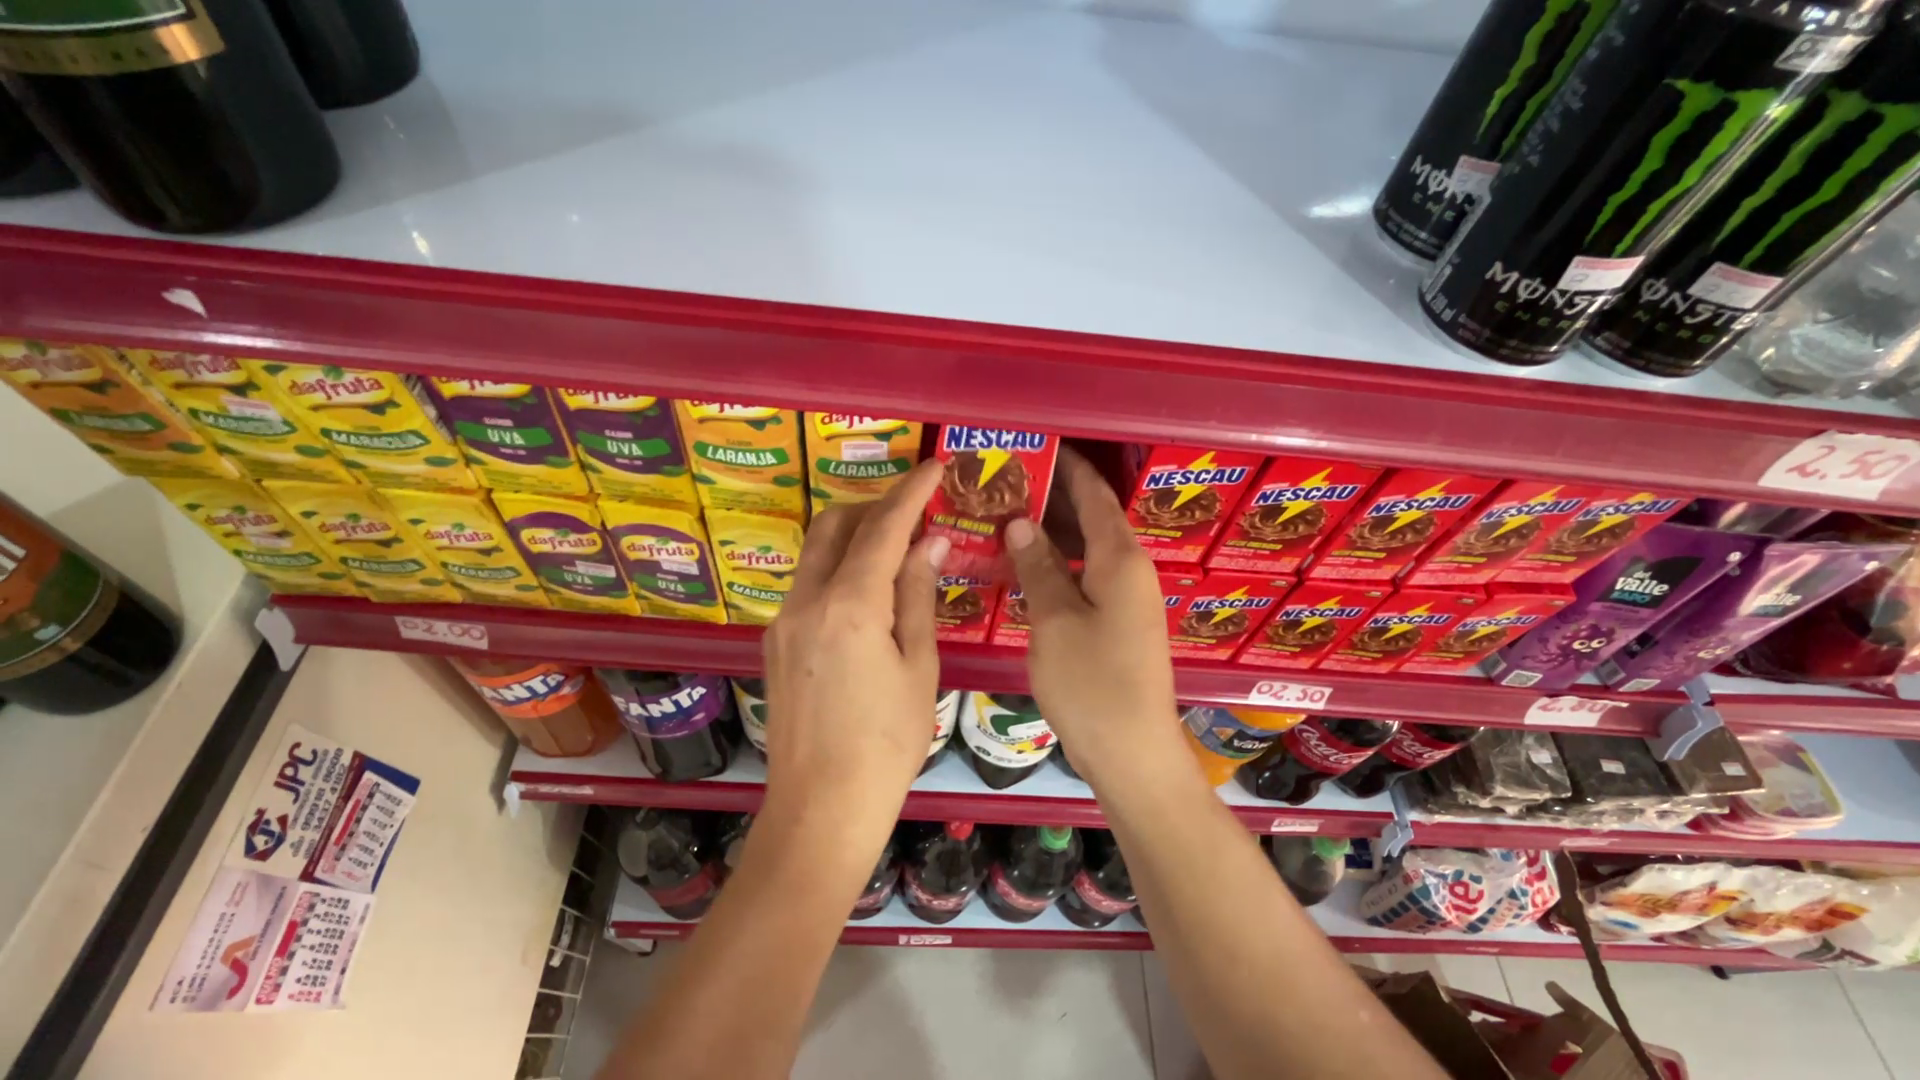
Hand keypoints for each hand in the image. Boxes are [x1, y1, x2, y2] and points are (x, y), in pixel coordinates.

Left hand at [761, 460, 947, 842]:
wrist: (821, 808)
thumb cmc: (886, 743)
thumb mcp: (918, 667)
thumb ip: (916, 595)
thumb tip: (927, 543)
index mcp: (848, 604)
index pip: (882, 527)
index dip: (910, 490)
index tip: (936, 465)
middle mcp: (805, 600)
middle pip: (834, 525)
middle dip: (874, 505)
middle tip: (915, 509)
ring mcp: (782, 622)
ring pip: (815, 553)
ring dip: (852, 537)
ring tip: (895, 549)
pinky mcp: (774, 644)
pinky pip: (807, 586)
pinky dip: (837, 571)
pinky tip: (866, 594)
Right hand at [1005, 448, 1183, 788]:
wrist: (1133, 754)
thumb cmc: (1092, 683)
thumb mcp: (1054, 620)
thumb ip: (1038, 566)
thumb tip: (1021, 521)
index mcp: (1120, 558)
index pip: (1093, 494)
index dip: (1067, 467)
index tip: (1036, 444)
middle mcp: (1130, 571)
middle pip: (1092, 519)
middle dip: (1052, 497)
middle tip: (1004, 481)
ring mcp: (1128, 601)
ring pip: (1087, 551)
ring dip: (1052, 533)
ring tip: (1004, 517)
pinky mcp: (1119, 627)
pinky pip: (1086, 578)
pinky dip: (1058, 566)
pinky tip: (1025, 569)